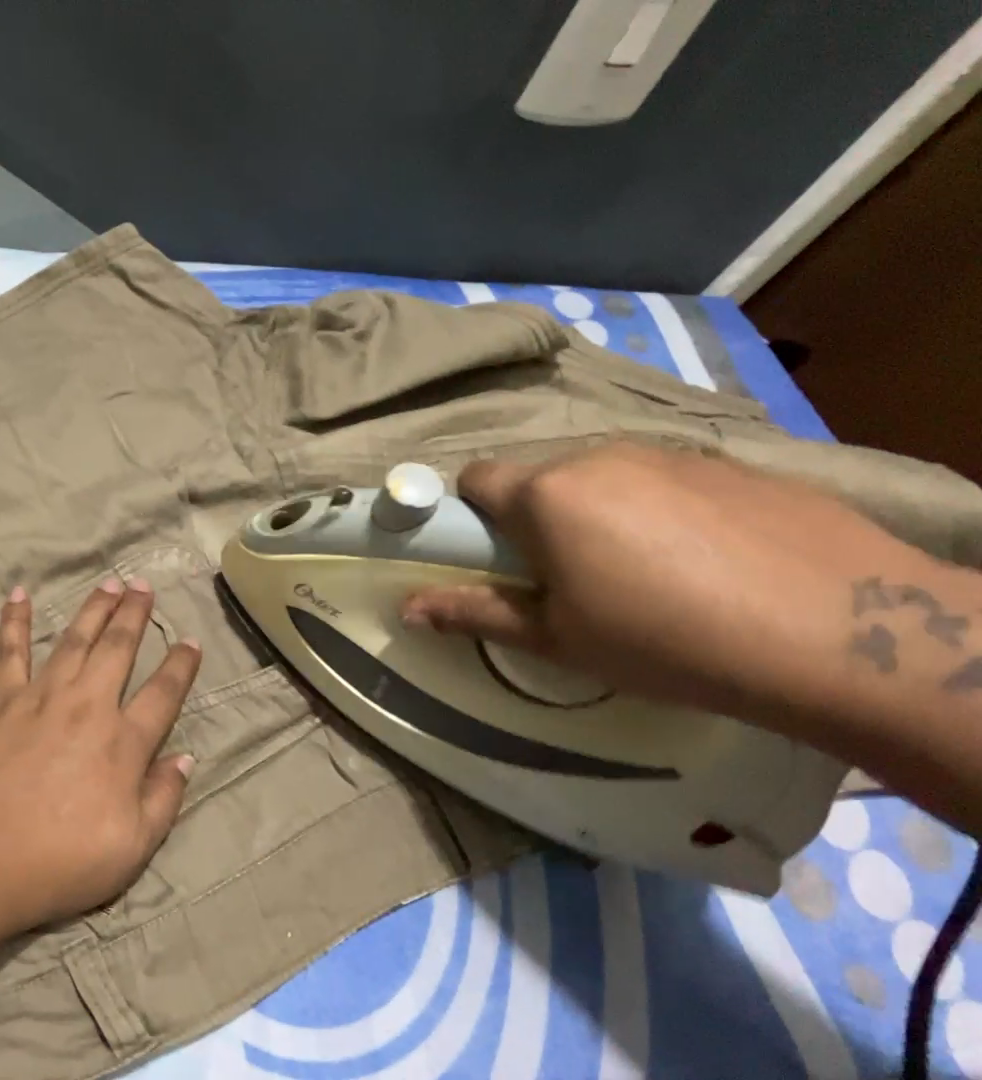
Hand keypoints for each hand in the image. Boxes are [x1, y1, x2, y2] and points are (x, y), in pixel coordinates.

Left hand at [0, 578, 201, 936]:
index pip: (162, 695)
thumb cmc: (56, 864)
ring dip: (93, 609)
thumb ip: (162, 800)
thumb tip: (185, 758)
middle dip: (134, 615)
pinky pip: (9, 651)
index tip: (190, 641)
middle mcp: (86, 708)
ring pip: (73, 641)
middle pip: (117, 650)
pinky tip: (17, 595)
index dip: (180, 666)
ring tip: (109, 583)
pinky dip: (13, 621)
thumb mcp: (130, 851)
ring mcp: (39, 699)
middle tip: (145, 585)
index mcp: (123, 745)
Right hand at [400, 442, 941, 721]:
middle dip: (535, 519)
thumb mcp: (559, 639)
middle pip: (540, 478)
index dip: (470, 517)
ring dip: (598, 514)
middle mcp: (600, 457)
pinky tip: (703, 565)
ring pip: (604, 478)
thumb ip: (476, 612)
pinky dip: (660, 513)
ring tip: (644, 576)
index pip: (475, 478)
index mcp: (547, 495)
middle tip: (567, 580)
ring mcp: (672, 455)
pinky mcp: (733, 465)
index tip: (493, 559)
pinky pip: (665, 482)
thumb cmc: (669, 641)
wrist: (844, 634)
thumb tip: (406, 607)